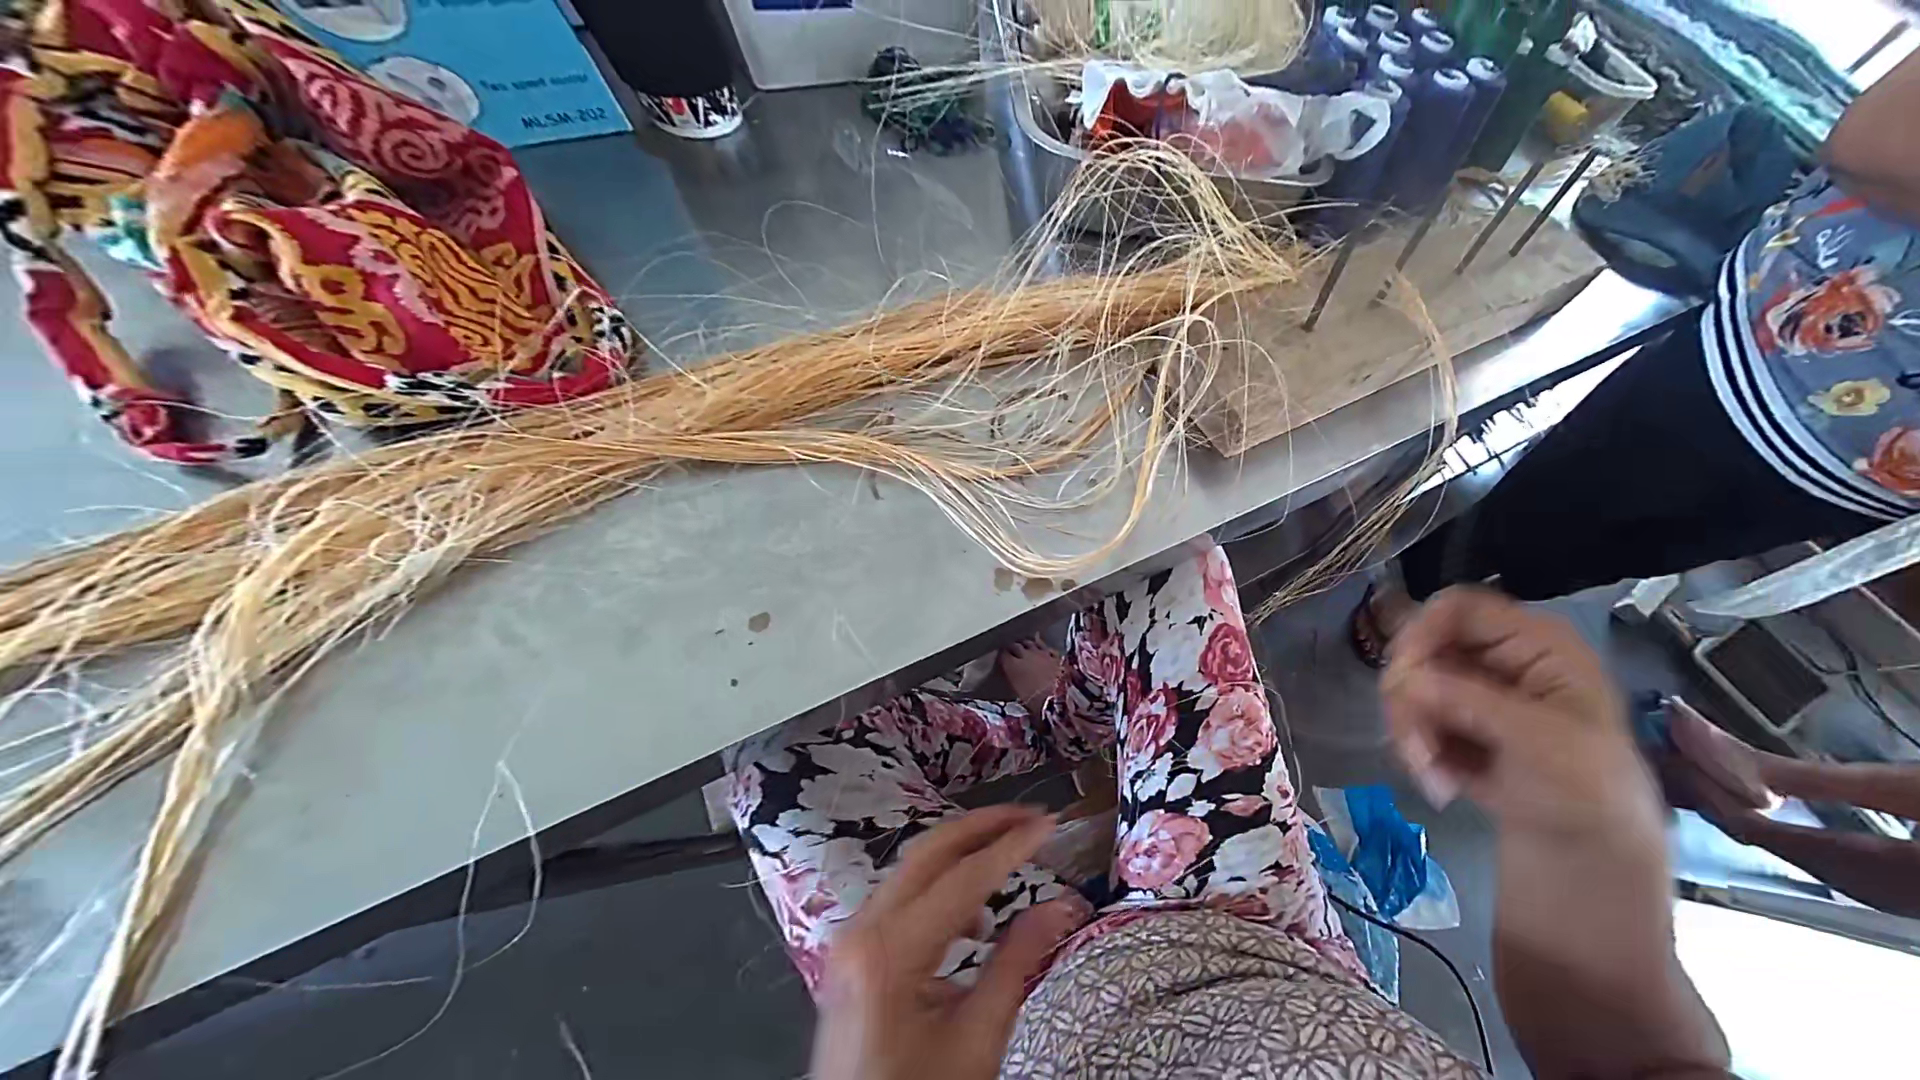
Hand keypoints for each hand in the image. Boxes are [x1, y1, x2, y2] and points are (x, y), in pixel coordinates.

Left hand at [811, 806, 1090, 1079]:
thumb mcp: (977, 1040)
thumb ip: (1018, 963)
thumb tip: (1061, 906)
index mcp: (890, 952)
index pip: (962, 878)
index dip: (1010, 846)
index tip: (1049, 824)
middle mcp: (862, 928)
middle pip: (928, 852)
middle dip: (982, 826)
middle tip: (1029, 814)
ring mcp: (851, 935)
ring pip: (912, 867)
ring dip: (962, 852)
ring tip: (1010, 851)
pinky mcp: (854, 946)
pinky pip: (901, 895)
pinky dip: (940, 887)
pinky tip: (973, 916)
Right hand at [1381, 589, 1727, 1076]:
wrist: (1583, 851)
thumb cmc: (1585, 791)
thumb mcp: (1541, 743)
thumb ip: (1474, 701)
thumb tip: (1407, 678)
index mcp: (1535, 643)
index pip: (1458, 606)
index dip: (1423, 631)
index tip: (1406, 677)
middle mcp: (1495, 655)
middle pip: (1419, 647)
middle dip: (1410, 700)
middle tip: (1416, 746)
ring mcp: (1468, 685)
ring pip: (1404, 683)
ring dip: (1408, 730)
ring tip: (1432, 776)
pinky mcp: (1448, 716)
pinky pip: (1406, 713)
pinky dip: (1414, 746)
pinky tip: (1439, 780)